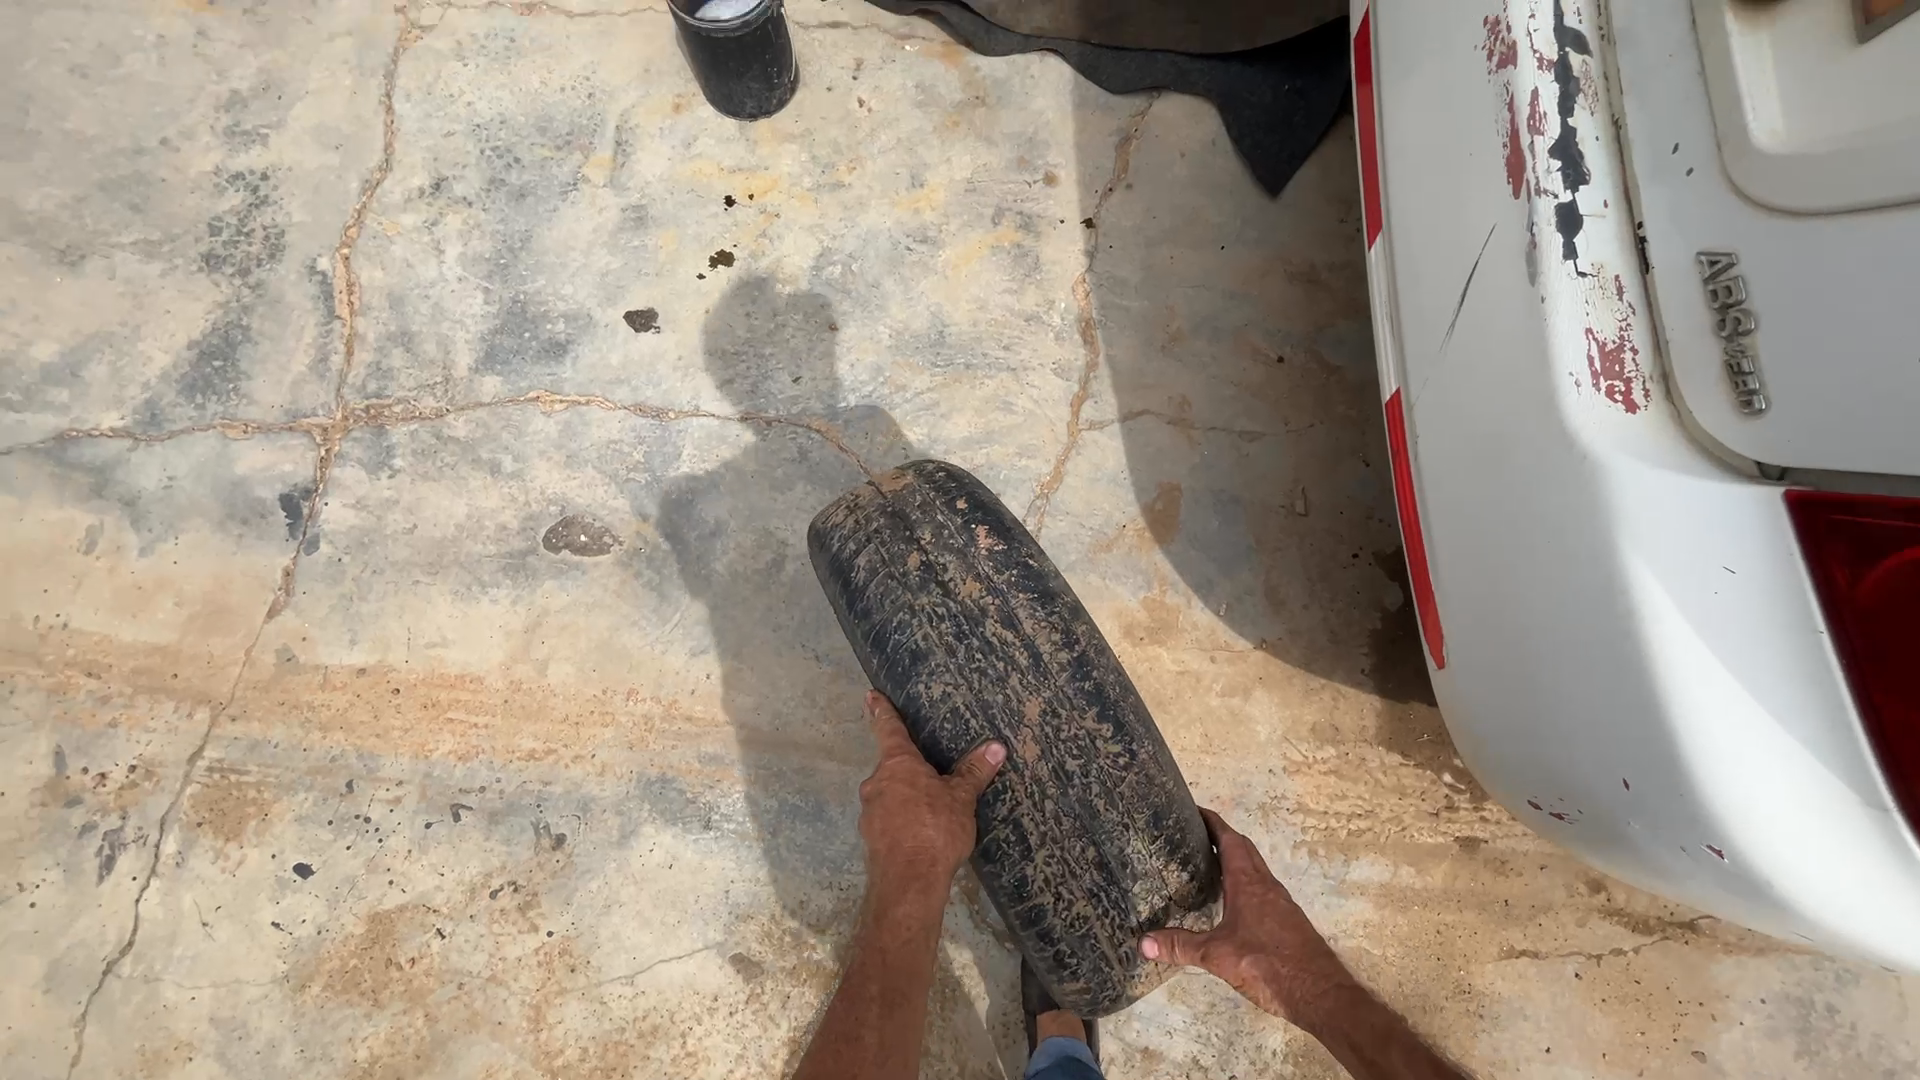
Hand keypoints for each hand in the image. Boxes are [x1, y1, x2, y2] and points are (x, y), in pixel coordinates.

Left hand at [857, 691, 1005, 897]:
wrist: (908, 883)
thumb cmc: (934, 829)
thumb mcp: (961, 798)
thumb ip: (975, 772)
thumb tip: (996, 747)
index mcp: (897, 764)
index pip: (888, 728)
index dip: (881, 711)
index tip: (870, 695)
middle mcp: (877, 783)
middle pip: (890, 767)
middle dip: (906, 770)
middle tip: (927, 774)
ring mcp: (870, 812)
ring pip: (888, 796)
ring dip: (904, 798)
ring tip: (930, 811)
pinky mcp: (871, 839)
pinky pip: (888, 820)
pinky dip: (901, 821)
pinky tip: (920, 834)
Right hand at [1139, 808, 1357, 1030]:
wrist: (1321, 995)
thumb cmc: (1267, 965)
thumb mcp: (1217, 956)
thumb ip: (1180, 946)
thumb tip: (1143, 943)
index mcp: (1247, 882)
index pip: (1228, 838)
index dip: (1211, 821)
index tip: (1193, 809)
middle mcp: (1266, 885)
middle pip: (1244, 848)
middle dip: (1222, 836)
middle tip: (1196, 835)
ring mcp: (1281, 903)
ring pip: (1256, 869)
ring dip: (1236, 859)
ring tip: (1211, 865)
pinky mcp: (1290, 922)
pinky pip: (1264, 889)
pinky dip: (1246, 883)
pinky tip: (1235, 904)